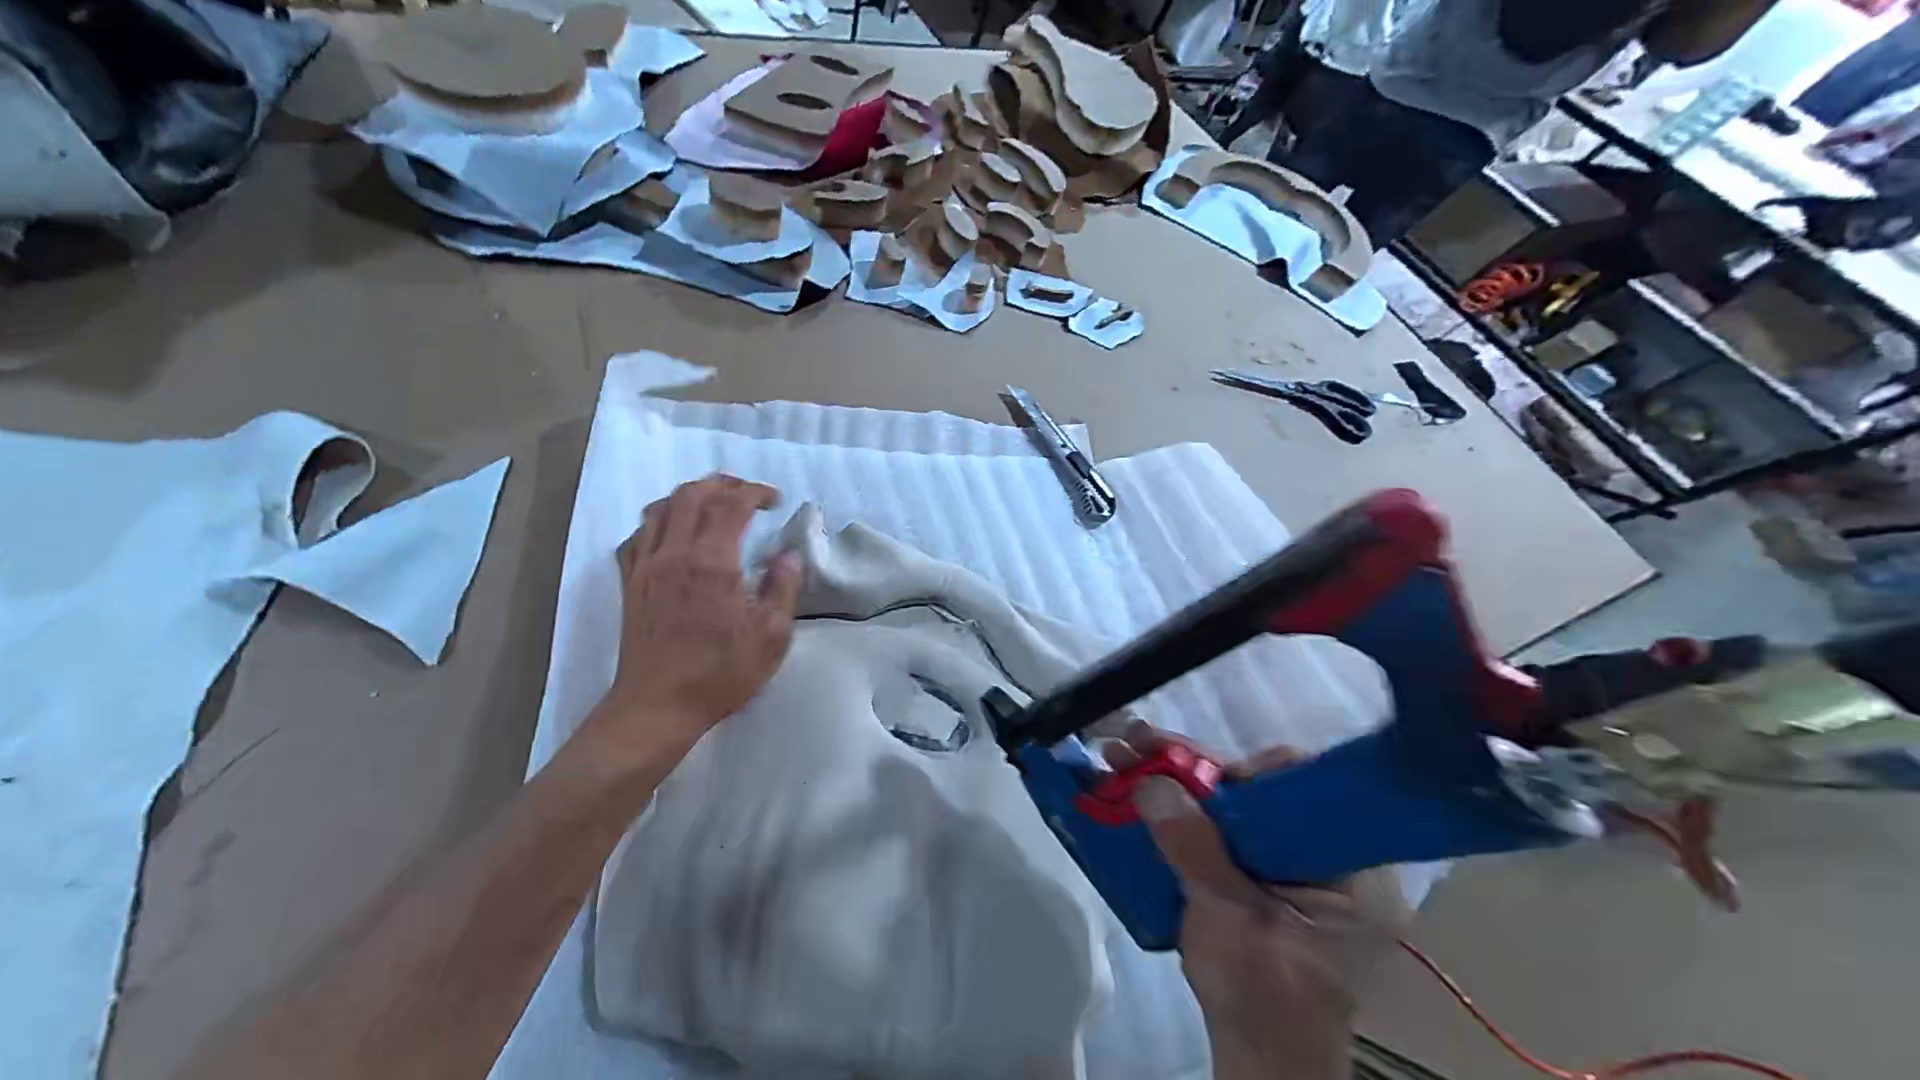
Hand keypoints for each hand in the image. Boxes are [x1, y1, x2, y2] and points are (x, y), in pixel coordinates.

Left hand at [600, 475, 803, 755]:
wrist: (658, 706)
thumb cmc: (720, 672)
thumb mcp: (771, 635)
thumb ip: (783, 587)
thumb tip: (788, 556)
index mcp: (712, 561)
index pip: (731, 504)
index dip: (755, 492)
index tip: (774, 499)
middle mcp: (673, 553)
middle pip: (691, 495)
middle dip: (722, 484)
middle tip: (746, 493)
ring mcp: (645, 567)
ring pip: (659, 509)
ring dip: (688, 496)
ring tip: (710, 504)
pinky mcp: (630, 584)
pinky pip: (638, 536)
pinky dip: (658, 522)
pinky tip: (672, 535)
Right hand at [1123, 732, 1406, 1079]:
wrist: (1259, 1066)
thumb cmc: (1261, 997)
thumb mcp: (1228, 917)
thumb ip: (1193, 846)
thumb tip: (1150, 782)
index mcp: (1348, 868)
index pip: (1302, 789)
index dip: (1245, 767)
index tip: (1192, 764)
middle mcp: (1325, 859)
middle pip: (1257, 793)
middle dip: (1192, 769)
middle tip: (1137, 740)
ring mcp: (1290, 871)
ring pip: (1233, 811)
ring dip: (1178, 786)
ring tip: (1125, 756)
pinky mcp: (1259, 884)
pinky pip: (1222, 836)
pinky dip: (1182, 818)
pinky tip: (1142, 797)